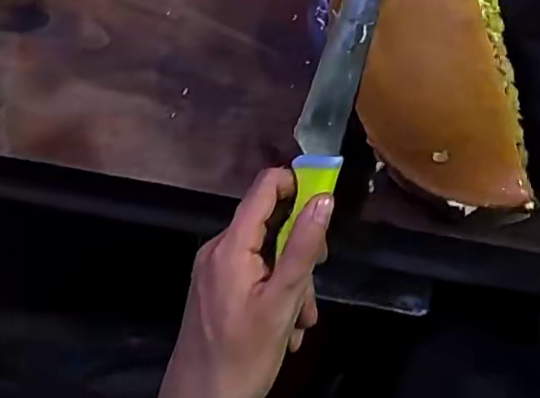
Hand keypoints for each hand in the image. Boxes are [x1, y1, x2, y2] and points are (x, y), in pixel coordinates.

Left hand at [159, 167, 330, 397]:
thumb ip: (304, 245)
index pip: (265, 185)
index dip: (298, 181)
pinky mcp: (215, 290)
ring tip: (302, 315)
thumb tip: (325, 197)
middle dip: (301, 243)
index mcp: (230, 246)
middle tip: (317, 274)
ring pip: (268, 249)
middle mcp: (218, 250)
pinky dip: (276, 287)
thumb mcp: (282, 301)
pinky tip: (287, 323)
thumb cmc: (241, 358)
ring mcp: (214, 271)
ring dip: (293, 275)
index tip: (324, 203)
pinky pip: (255, 270)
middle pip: (271, 219)